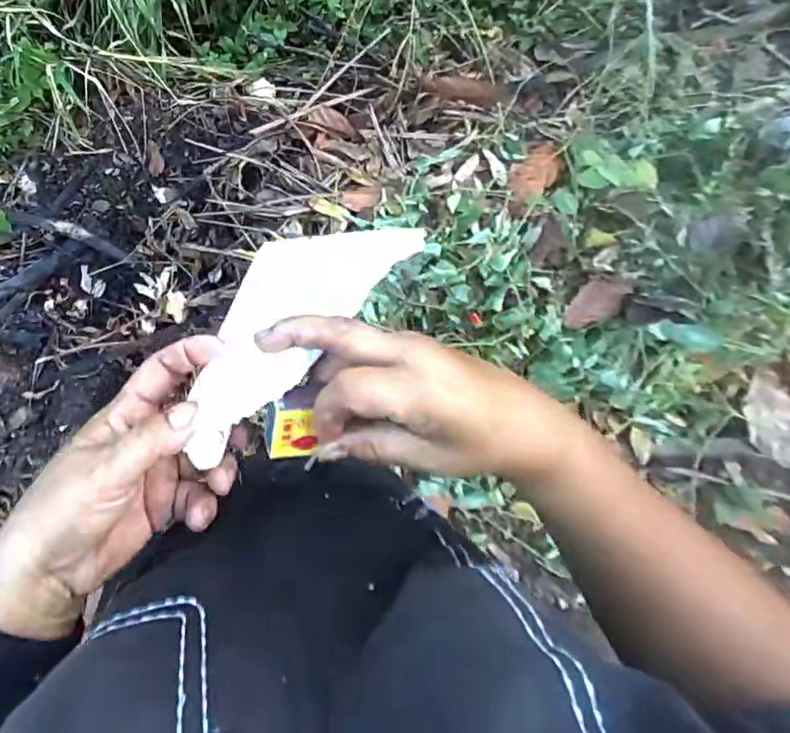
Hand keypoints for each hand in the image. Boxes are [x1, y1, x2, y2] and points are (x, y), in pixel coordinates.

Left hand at [0, 335, 239, 639]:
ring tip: (218, 484)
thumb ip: (151, 440)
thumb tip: (196, 410)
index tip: (223, 352)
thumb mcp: (105, 469)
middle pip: (193, 413)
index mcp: (125, 415)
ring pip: (201, 454)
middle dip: (218, 420)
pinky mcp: (162, 505)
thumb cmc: (60, 508)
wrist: (46, 575)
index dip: (190, 355)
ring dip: (216, 466)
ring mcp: (155, 471)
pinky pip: (196, 494)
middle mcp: (145, 437)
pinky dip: (204, 503)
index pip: (162, 372)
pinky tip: (197, 517)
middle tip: (236, 435)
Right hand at [256, 316, 592, 484]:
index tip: (322, 440)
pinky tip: (320, 369)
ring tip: (283, 365)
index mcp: (415, 385)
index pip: (349, 388)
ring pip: (349, 332)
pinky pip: (364, 340)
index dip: (325, 414)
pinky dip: (335, 351)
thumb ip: (371, 445)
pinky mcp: (410, 342)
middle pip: (341, 331)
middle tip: (259, 340)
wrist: (530, 422)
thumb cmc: (479, 446)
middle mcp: (408, 351)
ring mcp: (409, 341)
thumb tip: (324, 448)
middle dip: (296, 331)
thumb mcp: (426, 458)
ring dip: (313, 345)